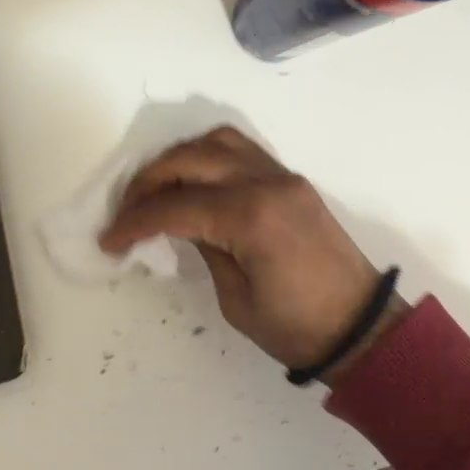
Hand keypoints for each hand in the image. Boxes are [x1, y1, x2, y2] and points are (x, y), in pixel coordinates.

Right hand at [98, 127, 406, 382]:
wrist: (360, 326)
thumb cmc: (296, 327)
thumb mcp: (235, 299)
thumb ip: (205, 249)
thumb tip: (180, 224)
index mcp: (250, 218)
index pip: (175, 206)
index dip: (134, 222)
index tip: (108, 240)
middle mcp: (266, 183)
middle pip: (191, 159)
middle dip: (148, 181)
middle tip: (125, 211)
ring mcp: (283, 177)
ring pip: (219, 141)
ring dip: (179, 159)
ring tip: (156, 190)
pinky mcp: (292, 181)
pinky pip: (243, 151)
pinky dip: (210, 157)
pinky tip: (193, 182)